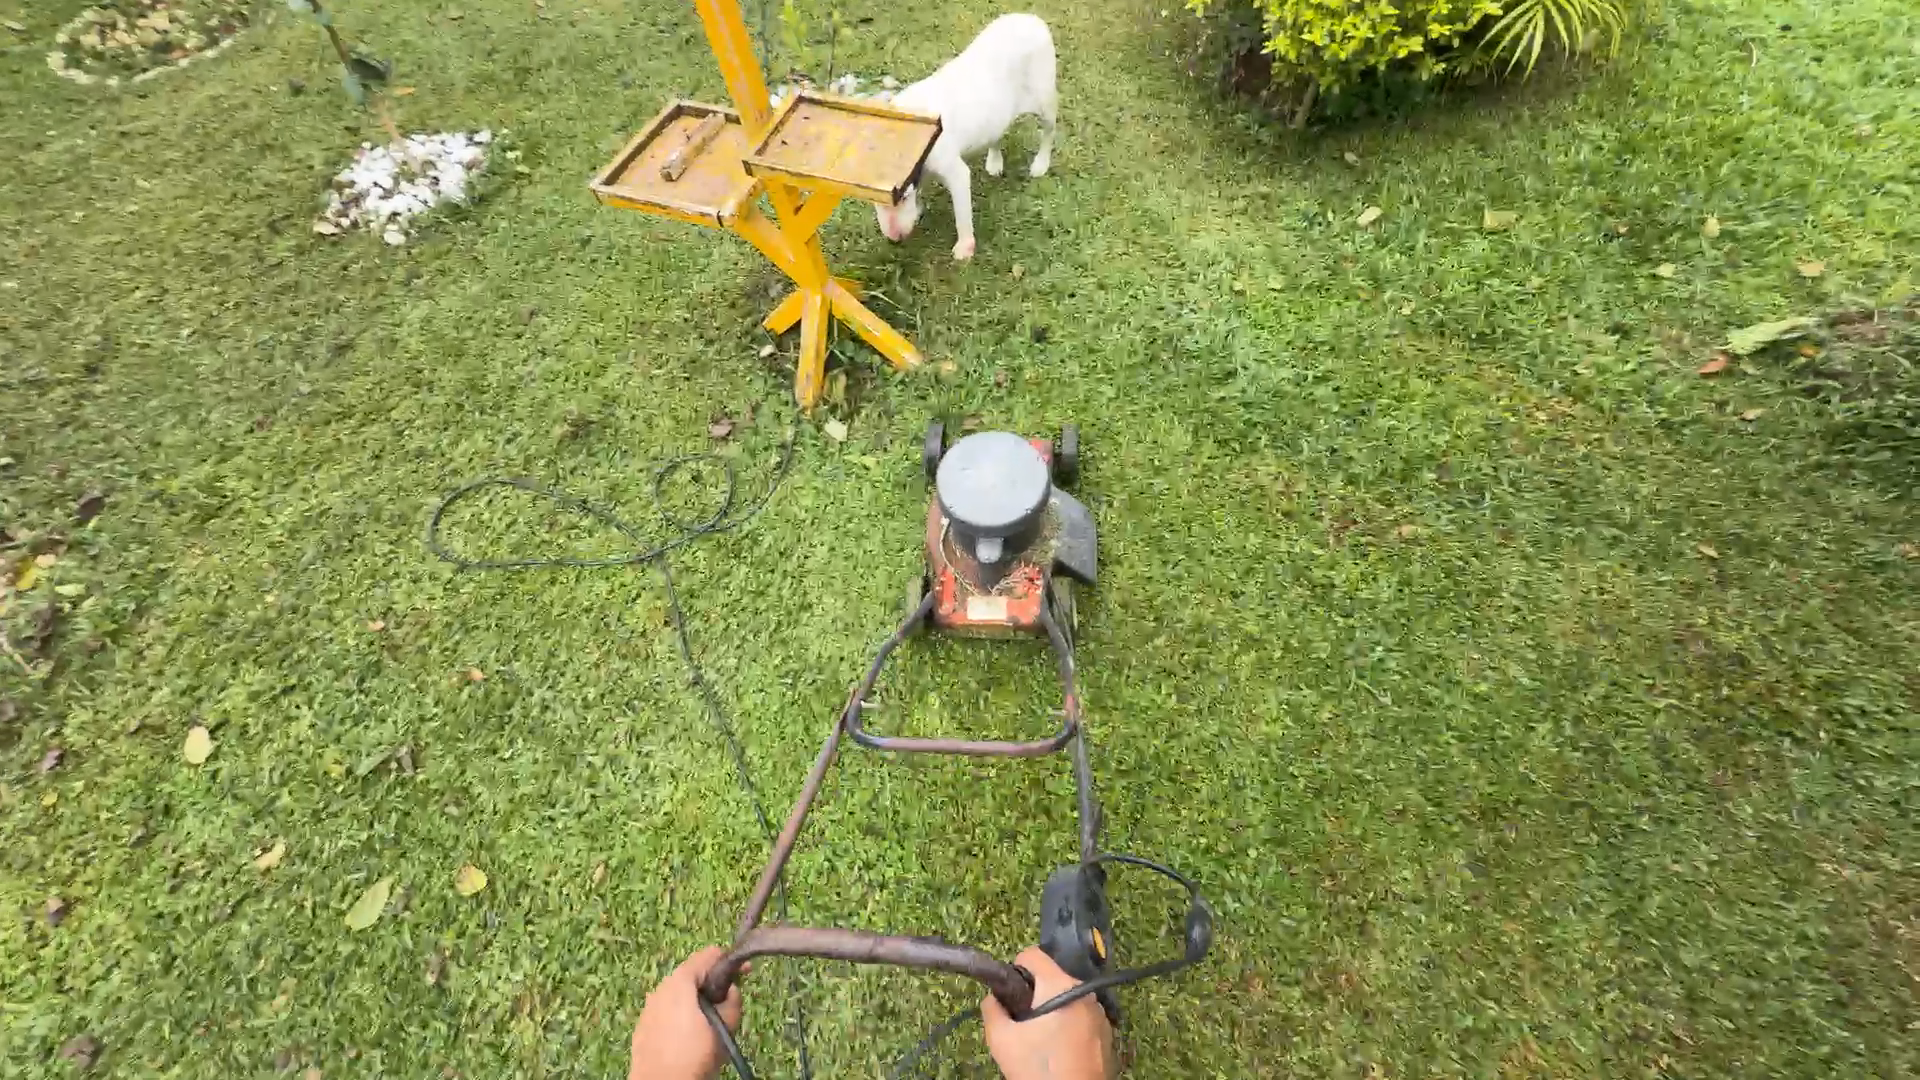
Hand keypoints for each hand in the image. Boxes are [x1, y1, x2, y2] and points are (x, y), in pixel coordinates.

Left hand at [629, 947, 743, 1079]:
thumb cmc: (694, 1054)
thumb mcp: (725, 1026)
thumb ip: (733, 1000)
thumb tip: (731, 990)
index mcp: (681, 980)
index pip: (710, 955)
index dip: (731, 962)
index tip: (745, 974)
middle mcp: (661, 987)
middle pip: (693, 974)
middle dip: (713, 983)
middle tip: (730, 999)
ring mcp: (649, 1007)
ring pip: (679, 994)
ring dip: (696, 999)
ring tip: (711, 1018)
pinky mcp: (642, 1028)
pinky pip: (667, 1011)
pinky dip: (681, 1014)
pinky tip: (690, 1034)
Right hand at [982, 948, 1116, 1079]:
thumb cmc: (1039, 1070)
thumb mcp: (1002, 1040)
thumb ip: (992, 1009)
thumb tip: (994, 997)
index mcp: (1060, 984)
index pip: (1032, 954)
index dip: (1016, 969)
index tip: (1012, 992)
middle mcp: (1085, 991)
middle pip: (1051, 978)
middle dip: (1036, 995)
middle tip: (1025, 1023)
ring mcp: (1099, 1012)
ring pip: (1067, 998)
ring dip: (1054, 1009)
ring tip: (1043, 1039)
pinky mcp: (1108, 1032)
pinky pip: (1082, 1016)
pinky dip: (1071, 1025)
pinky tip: (1061, 1049)